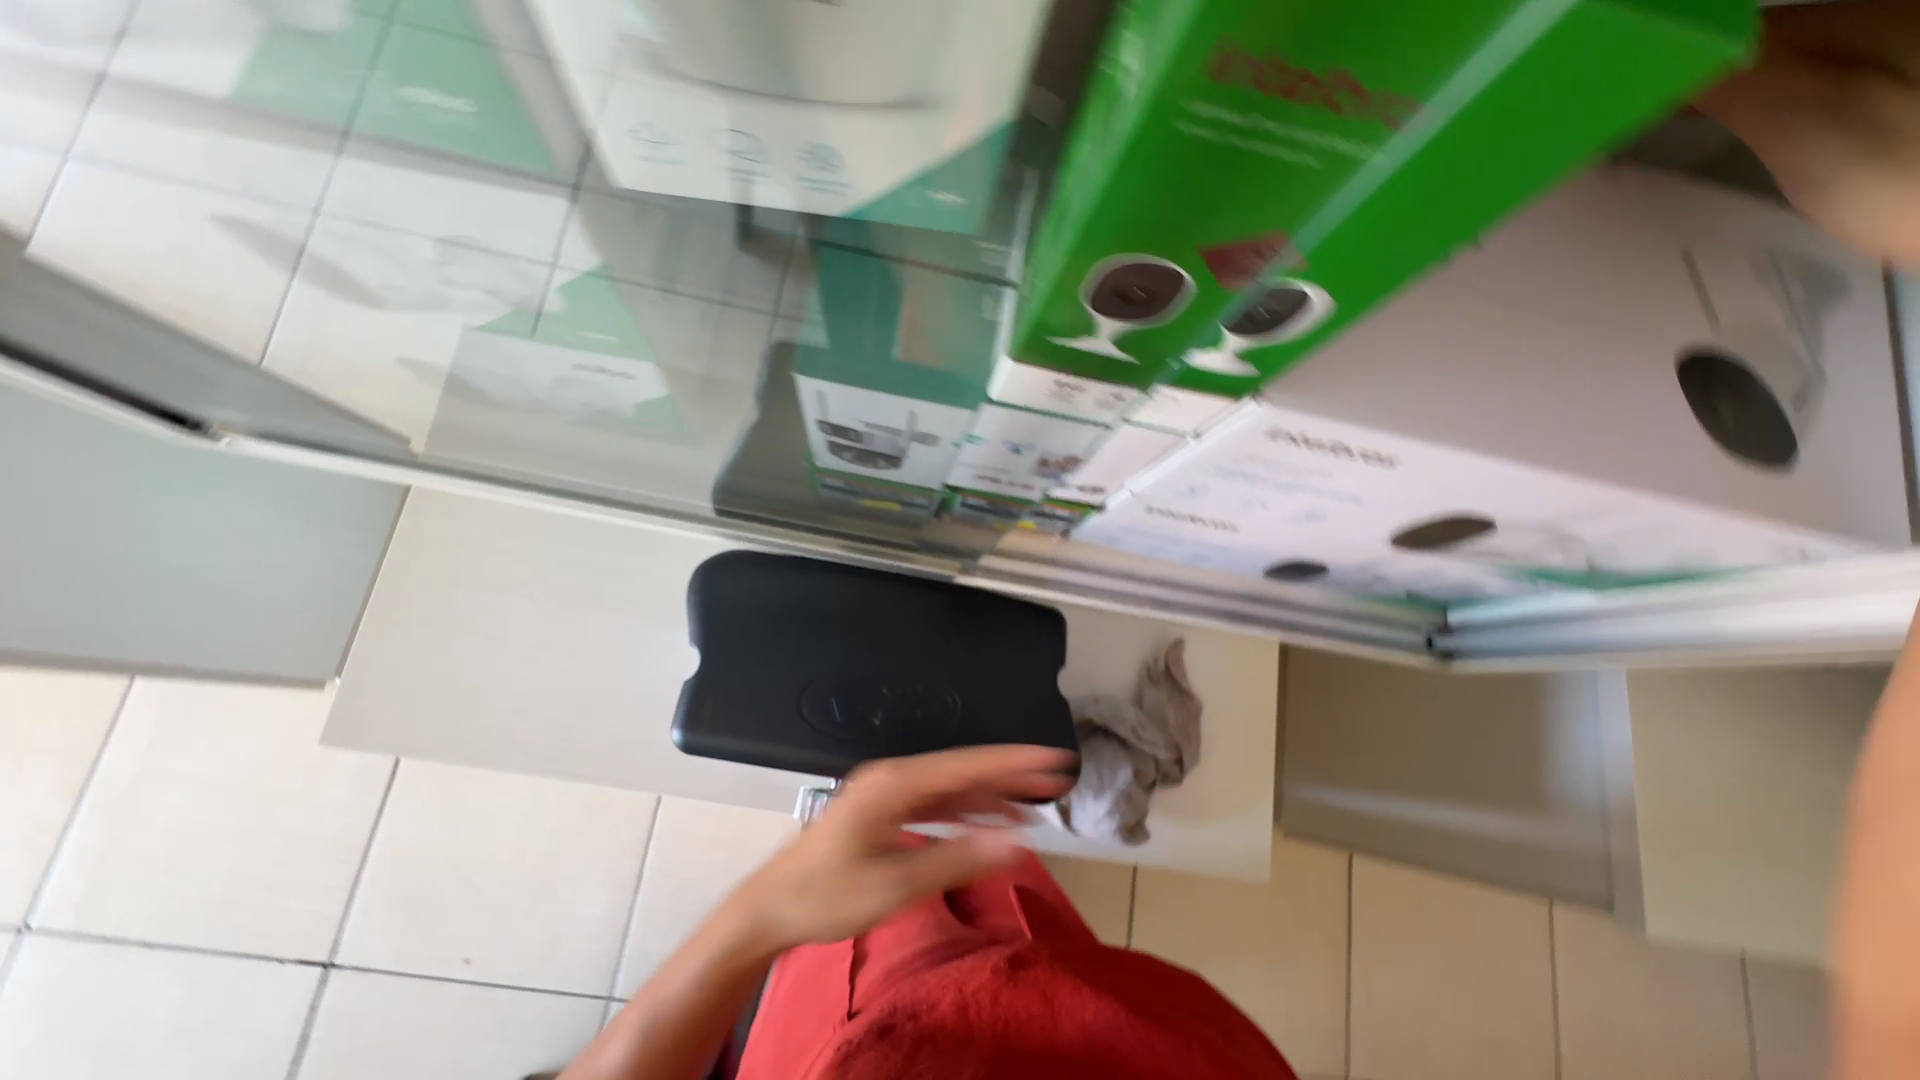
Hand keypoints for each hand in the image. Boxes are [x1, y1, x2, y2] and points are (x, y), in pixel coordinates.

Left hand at [721, 745, 1076, 952]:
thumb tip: (1015, 844)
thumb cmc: (826, 896)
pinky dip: (965, 812)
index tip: (1052, 759)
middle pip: (962, 771)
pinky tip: (989, 823)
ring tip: (1035, 804)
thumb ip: (956, 860)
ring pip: (950, 788)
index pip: (967, 766)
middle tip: (1056, 779)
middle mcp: (893, 780)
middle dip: (1009, 776)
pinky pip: (934, 805)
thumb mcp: (895, 885)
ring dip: (990, 795)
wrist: (768, 910)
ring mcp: (886, 796)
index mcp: (894, 785)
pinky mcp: (882, 814)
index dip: (1013, 763)